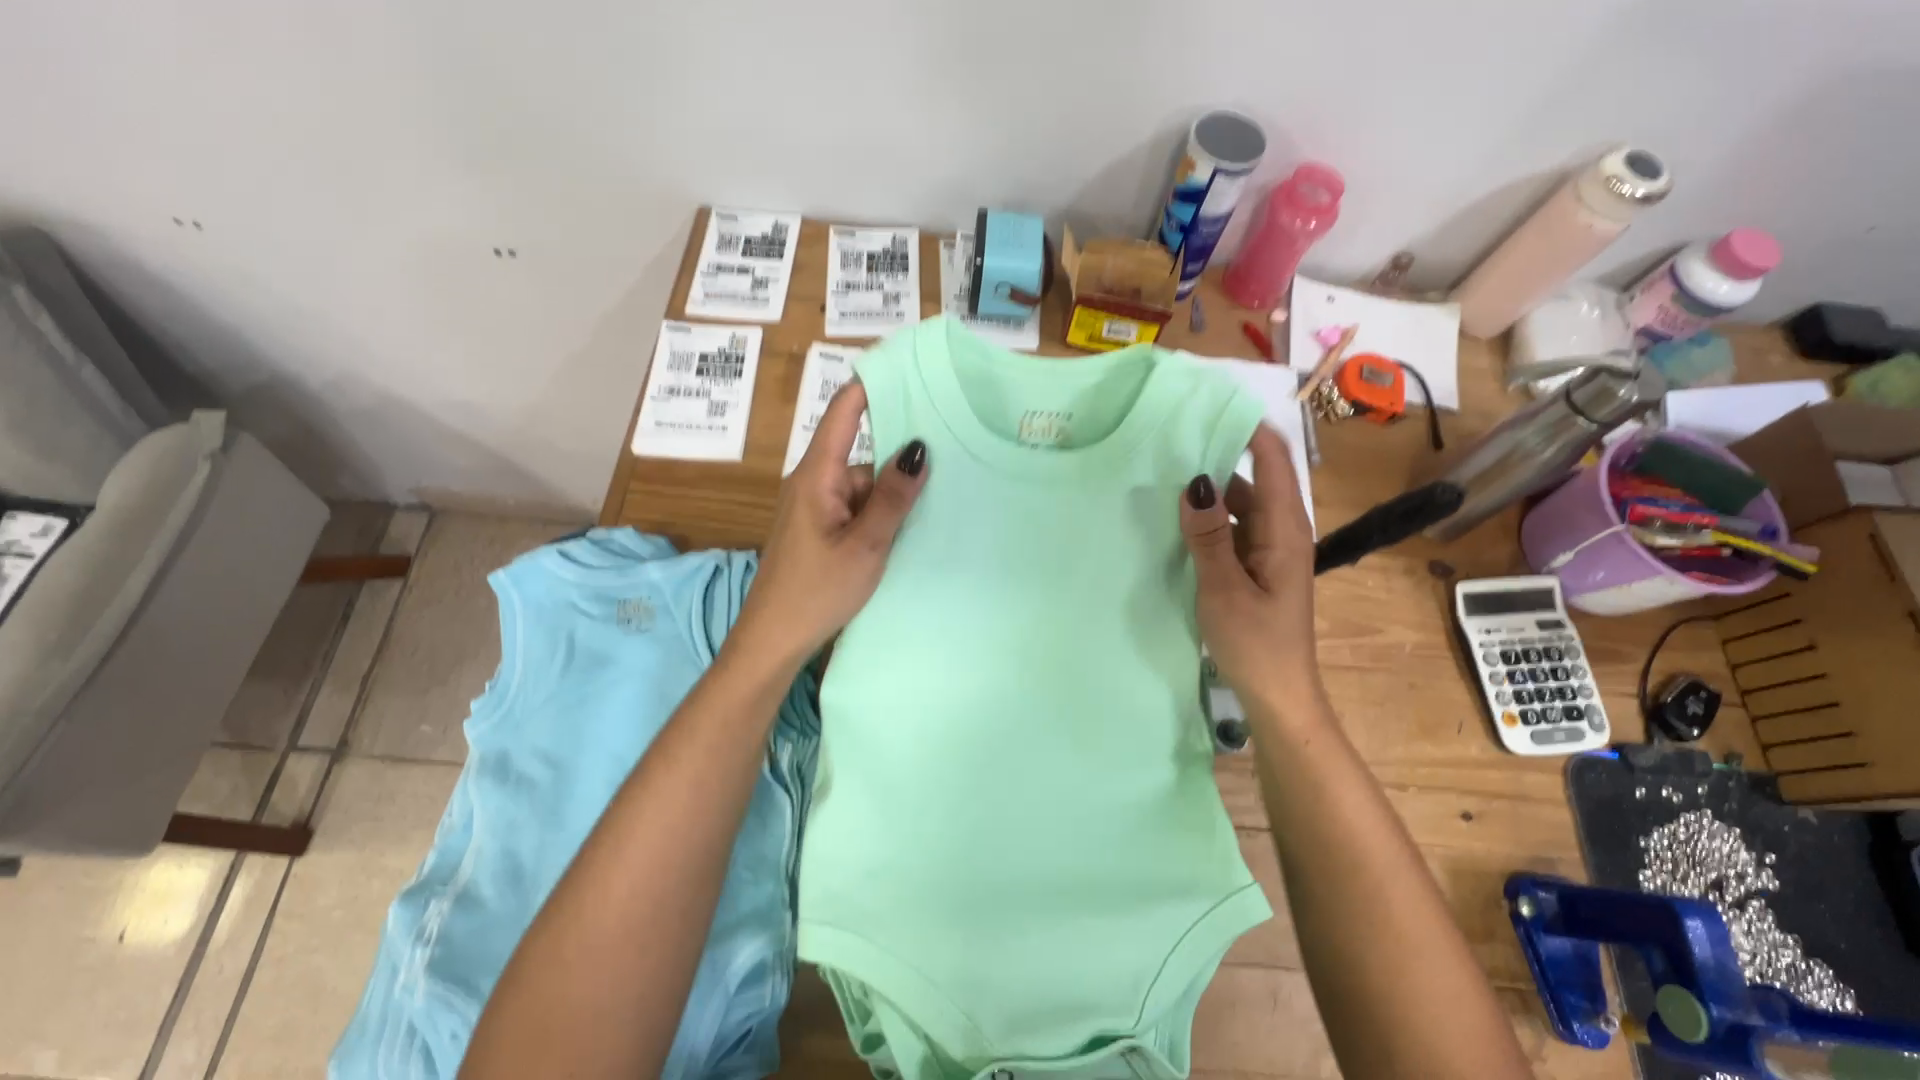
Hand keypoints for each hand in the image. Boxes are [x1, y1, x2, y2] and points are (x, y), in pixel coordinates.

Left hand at [729, 381, 927, 671]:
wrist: (773, 641)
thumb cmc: (817, 592)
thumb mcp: (865, 545)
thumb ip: (892, 497)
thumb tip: (919, 448)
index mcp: (817, 475)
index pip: (844, 410)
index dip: (874, 384)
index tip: (912, 369)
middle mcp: (812, 482)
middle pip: (861, 452)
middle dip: (899, 458)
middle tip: (950, 459)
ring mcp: (814, 507)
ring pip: (862, 485)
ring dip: (891, 497)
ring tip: (935, 509)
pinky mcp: (818, 530)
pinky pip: (854, 508)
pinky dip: (878, 516)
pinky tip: (906, 534)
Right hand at [1179, 425, 1322, 712]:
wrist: (1278, 697)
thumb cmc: (1255, 644)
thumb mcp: (1223, 589)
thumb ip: (1208, 535)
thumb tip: (1194, 481)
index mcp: (1284, 530)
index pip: (1272, 460)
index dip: (1247, 428)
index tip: (1207, 406)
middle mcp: (1281, 531)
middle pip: (1255, 477)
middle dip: (1219, 455)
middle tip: (1170, 437)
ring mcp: (1269, 550)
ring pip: (1241, 504)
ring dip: (1211, 491)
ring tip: (1164, 473)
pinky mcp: (1255, 568)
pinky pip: (1233, 529)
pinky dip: (1210, 519)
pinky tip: (1175, 520)